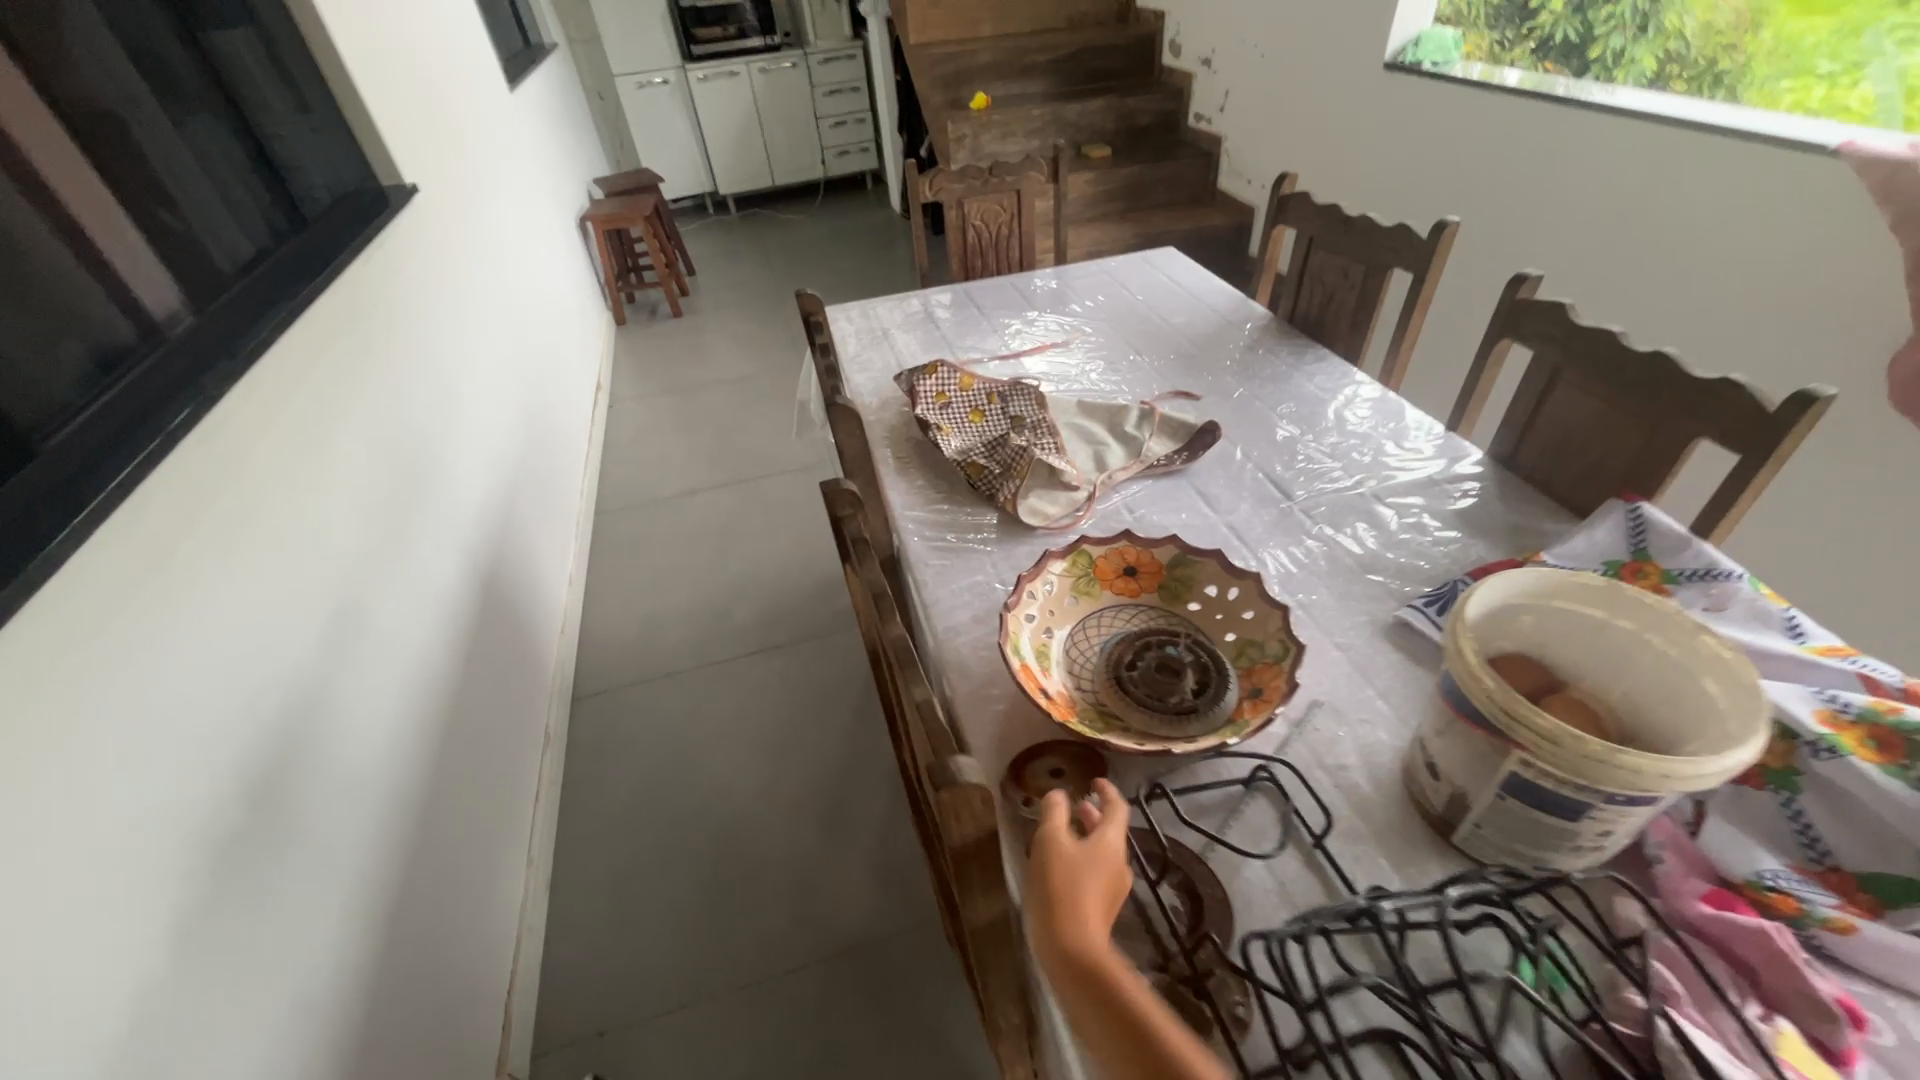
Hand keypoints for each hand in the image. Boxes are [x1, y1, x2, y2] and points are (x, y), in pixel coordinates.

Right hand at [1025, 778, 1132, 966]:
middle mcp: (1119, 862)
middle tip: (1075, 805)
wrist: (1072, 950)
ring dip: (1087, 837)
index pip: (1117, 807)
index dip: (1106, 790)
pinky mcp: (1103, 908)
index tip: (1094, 780)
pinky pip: (1096, 872)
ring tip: (1063, 833)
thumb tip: (1059, 794)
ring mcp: (1114, 887)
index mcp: (1111, 841)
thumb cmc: (1061, 887)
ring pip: (1103, 852)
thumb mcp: (1050, 842)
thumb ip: (1054, 813)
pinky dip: (1083, 858)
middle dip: (1093, 814)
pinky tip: (1060, 865)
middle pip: (1111, 830)